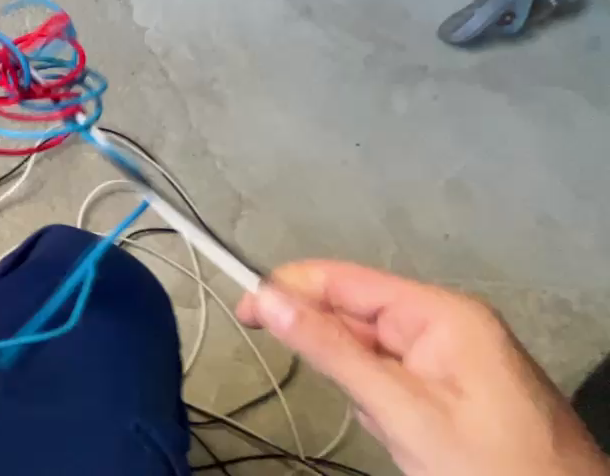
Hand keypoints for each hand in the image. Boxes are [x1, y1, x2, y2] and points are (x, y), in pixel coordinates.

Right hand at [237, 260, 608, 475]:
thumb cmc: (491, 468)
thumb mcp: (401, 410)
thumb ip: (329, 348)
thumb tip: (261, 297)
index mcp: (439, 312)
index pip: (336, 279)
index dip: (283, 291)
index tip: (245, 317)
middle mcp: (446, 319)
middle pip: (350, 314)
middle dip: (341, 359)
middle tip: (360, 404)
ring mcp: (454, 350)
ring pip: (366, 347)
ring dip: (363, 386)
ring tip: (395, 427)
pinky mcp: (455, 379)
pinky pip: (390, 371)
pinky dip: (384, 401)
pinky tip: (409, 432)